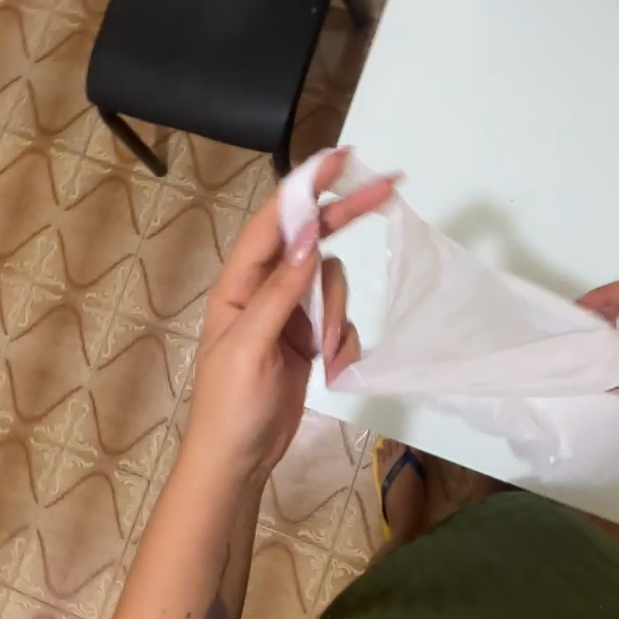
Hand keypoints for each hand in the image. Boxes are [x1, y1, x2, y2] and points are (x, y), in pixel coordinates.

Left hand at [185, 150, 394, 481]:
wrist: (240, 459)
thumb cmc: (230, 405)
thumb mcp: (250, 346)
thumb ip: (280, 291)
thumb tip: (308, 237)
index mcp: (240, 283)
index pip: (276, 222)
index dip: (307, 187)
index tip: (339, 159)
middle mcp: (266, 289)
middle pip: (313, 239)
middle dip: (346, 216)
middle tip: (387, 188)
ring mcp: (291, 313)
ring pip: (334, 285)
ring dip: (337, 318)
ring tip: (322, 353)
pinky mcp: (310, 338)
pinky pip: (343, 322)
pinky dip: (343, 344)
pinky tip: (329, 369)